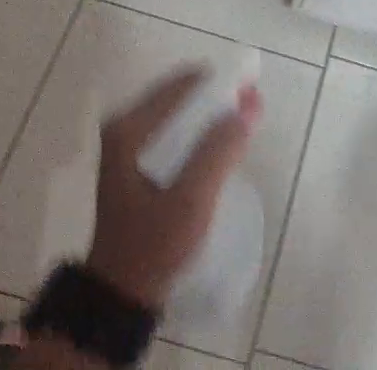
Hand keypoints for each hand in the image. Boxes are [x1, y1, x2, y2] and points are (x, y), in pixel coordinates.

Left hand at [84, 67, 262, 310]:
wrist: (123, 291)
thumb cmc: (155, 244)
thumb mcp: (191, 201)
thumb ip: (219, 151)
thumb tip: (249, 104)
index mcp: (129, 128)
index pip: (184, 85)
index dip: (222, 84)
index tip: (252, 94)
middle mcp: (123, 126)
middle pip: (180, 95)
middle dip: (218, 99)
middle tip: (252, 111)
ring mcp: (127, 144)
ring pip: (179, 113)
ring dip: (212, 115)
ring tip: (243, 127)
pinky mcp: (135, 161)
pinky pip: (175, 132)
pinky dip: (200, 133)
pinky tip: (219, 148)